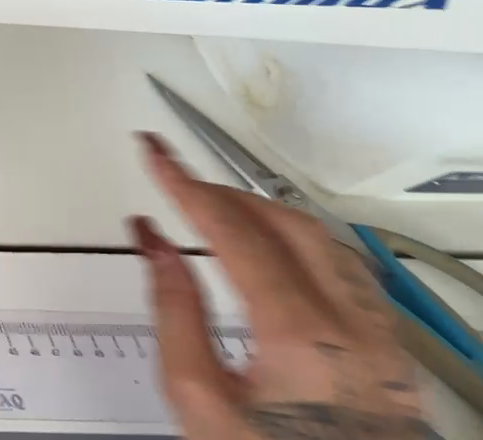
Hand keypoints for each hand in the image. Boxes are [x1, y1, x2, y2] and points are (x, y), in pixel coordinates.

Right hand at [132, 133, 433, 439]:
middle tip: (177, 179)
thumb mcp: (196, 394)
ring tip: (215, 204)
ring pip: (327, 243)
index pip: (233, 230)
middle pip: (289, 225)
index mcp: (299, 334)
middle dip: (224, 192)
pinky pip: (351, 273)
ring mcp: (383, 343)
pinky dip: (303, 240)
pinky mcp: (392, 356)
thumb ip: (173, 309)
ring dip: (264, 212)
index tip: (154, 152)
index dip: (185, 183)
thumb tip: (153, 240)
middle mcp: (354, 329)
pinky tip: (274, 244)